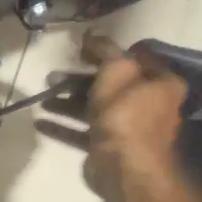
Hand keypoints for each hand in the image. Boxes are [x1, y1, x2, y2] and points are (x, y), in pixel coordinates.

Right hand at [39, 34, 188, 196]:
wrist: (126, 167)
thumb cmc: (126, 114)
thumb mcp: (117, 71)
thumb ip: (105, 50)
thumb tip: (93, 35)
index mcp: (160, 84)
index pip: (134, 59)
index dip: (106, 52)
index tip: (79, 51)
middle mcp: (149, 105)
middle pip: (109, 85)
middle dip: (78, 80)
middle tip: (52, 77)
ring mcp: (128, 129)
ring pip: (93, 109)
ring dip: (67, 102)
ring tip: (43, 99)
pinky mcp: (108, 148)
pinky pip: (82, 132)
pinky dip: (63, 126)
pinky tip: (41, 122)